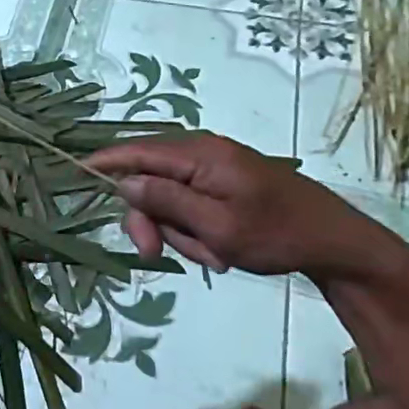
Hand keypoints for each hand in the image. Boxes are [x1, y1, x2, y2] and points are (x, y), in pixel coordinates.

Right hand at [87, 131, 407, 282]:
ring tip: (212, 256)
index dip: (103, 163)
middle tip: (155, 254)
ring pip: (169, 200)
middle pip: (149, 181)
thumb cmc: (277, 233)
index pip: (136, 151)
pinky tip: (220, 251)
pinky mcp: (223, 186)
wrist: (334, 243)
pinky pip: (191, 206)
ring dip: (179, 233)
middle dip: (151, 220)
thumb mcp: (217, 224)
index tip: (74, 174)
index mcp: (199, 154)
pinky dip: (196, 232)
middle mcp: (201, 153)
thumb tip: (123, 180)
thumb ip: (166, 199)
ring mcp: (213, 169)